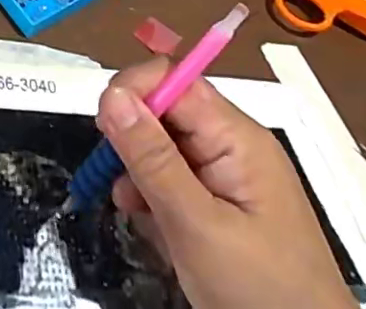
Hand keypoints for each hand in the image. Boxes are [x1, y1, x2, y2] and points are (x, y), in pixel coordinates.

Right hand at [98, 58, 358, 308]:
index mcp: (236, 136)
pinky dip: (154, 195)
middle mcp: (232, 144)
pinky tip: (150, 224)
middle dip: (134, 139)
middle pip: (165, 110)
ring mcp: (228, 174)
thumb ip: (152, 158)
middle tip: (120, 180)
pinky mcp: (222, 202)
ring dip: (140, 173)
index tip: (104, 128)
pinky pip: (175, 177)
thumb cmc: (261, 293)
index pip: (173, 79)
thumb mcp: (197, 226)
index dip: (133, 91)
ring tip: (136, 213)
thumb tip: (112, 94)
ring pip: (164, 146)